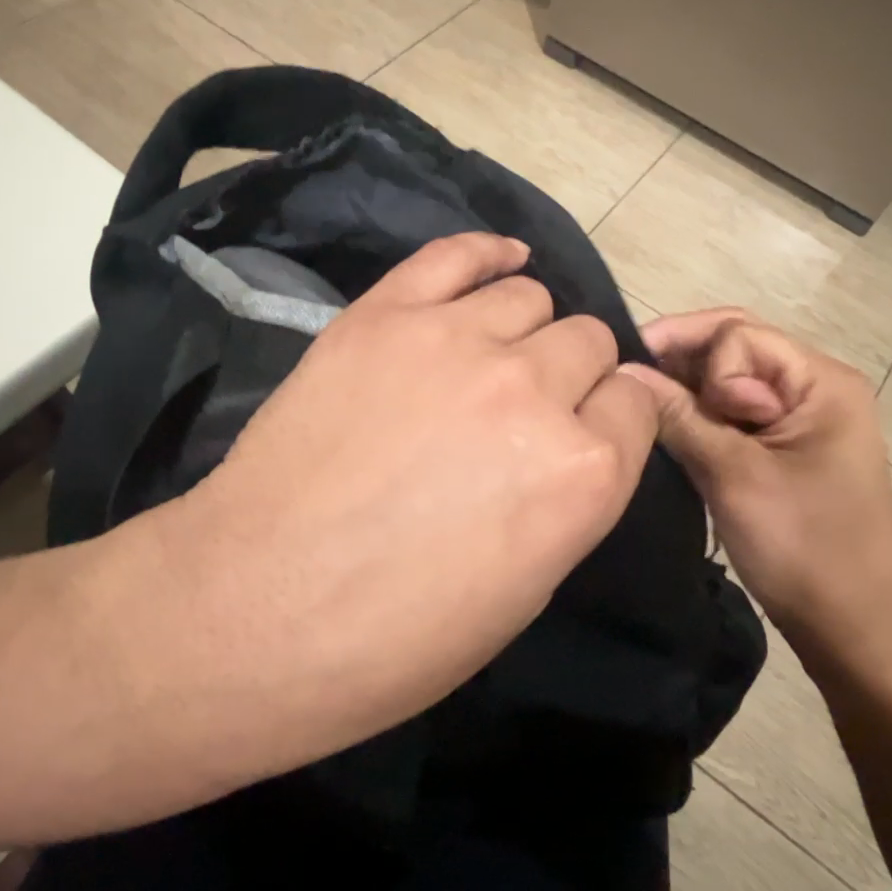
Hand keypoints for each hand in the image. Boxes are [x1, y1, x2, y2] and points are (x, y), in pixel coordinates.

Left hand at [117, 233, 659, 791]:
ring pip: (529, 296)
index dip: (612, 419)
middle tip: (522, 412)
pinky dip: (487, 255)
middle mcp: (534, 390)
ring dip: (523, 331)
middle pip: (588, 342)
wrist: (256, 611)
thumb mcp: (525, 589)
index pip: (636, 404)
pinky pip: (457, 254)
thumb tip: (578, 441)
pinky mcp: (384, 316)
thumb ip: (570, 497)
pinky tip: (499, 263)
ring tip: (486, 363)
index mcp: (584, 473)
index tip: (585, 434)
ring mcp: (455, 341)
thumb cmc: (398, 638)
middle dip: (571, 376)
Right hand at [620, 309, 891, 675]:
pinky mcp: (788, 451)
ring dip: (688, 395)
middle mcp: (816, 389)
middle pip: (735, 350)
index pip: (739, 333)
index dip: (692, 353)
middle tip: (634, 395)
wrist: (851, 629)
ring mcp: (804, 421)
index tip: (659, 396)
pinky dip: (702, 421)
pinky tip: (671, 436)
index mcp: (822, 382)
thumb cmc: (801, 547)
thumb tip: (623, 373)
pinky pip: (737, 417)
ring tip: (646, 417)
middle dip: (682, 366)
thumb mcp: (733, 476)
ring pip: (731, 384)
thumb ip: (679, 418)